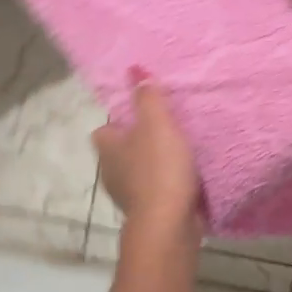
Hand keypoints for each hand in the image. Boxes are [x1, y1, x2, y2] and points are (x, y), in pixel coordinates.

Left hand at [94, 70, 201, 237]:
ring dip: (154, 165)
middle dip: (141, 143)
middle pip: (122, 149)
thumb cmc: (160, 168)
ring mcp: (125, 192)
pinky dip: (165, 184)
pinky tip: (185, 181)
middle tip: (171, 135)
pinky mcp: (144, 209)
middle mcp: (108, 169)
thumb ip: (149, 98)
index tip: (150, 118)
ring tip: (183, 158)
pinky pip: (152, 189)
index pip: (107, 126)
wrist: (168, 220)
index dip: (125, 120)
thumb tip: (135, 71)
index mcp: (106, 145)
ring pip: (137, 170)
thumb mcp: (158, 125)